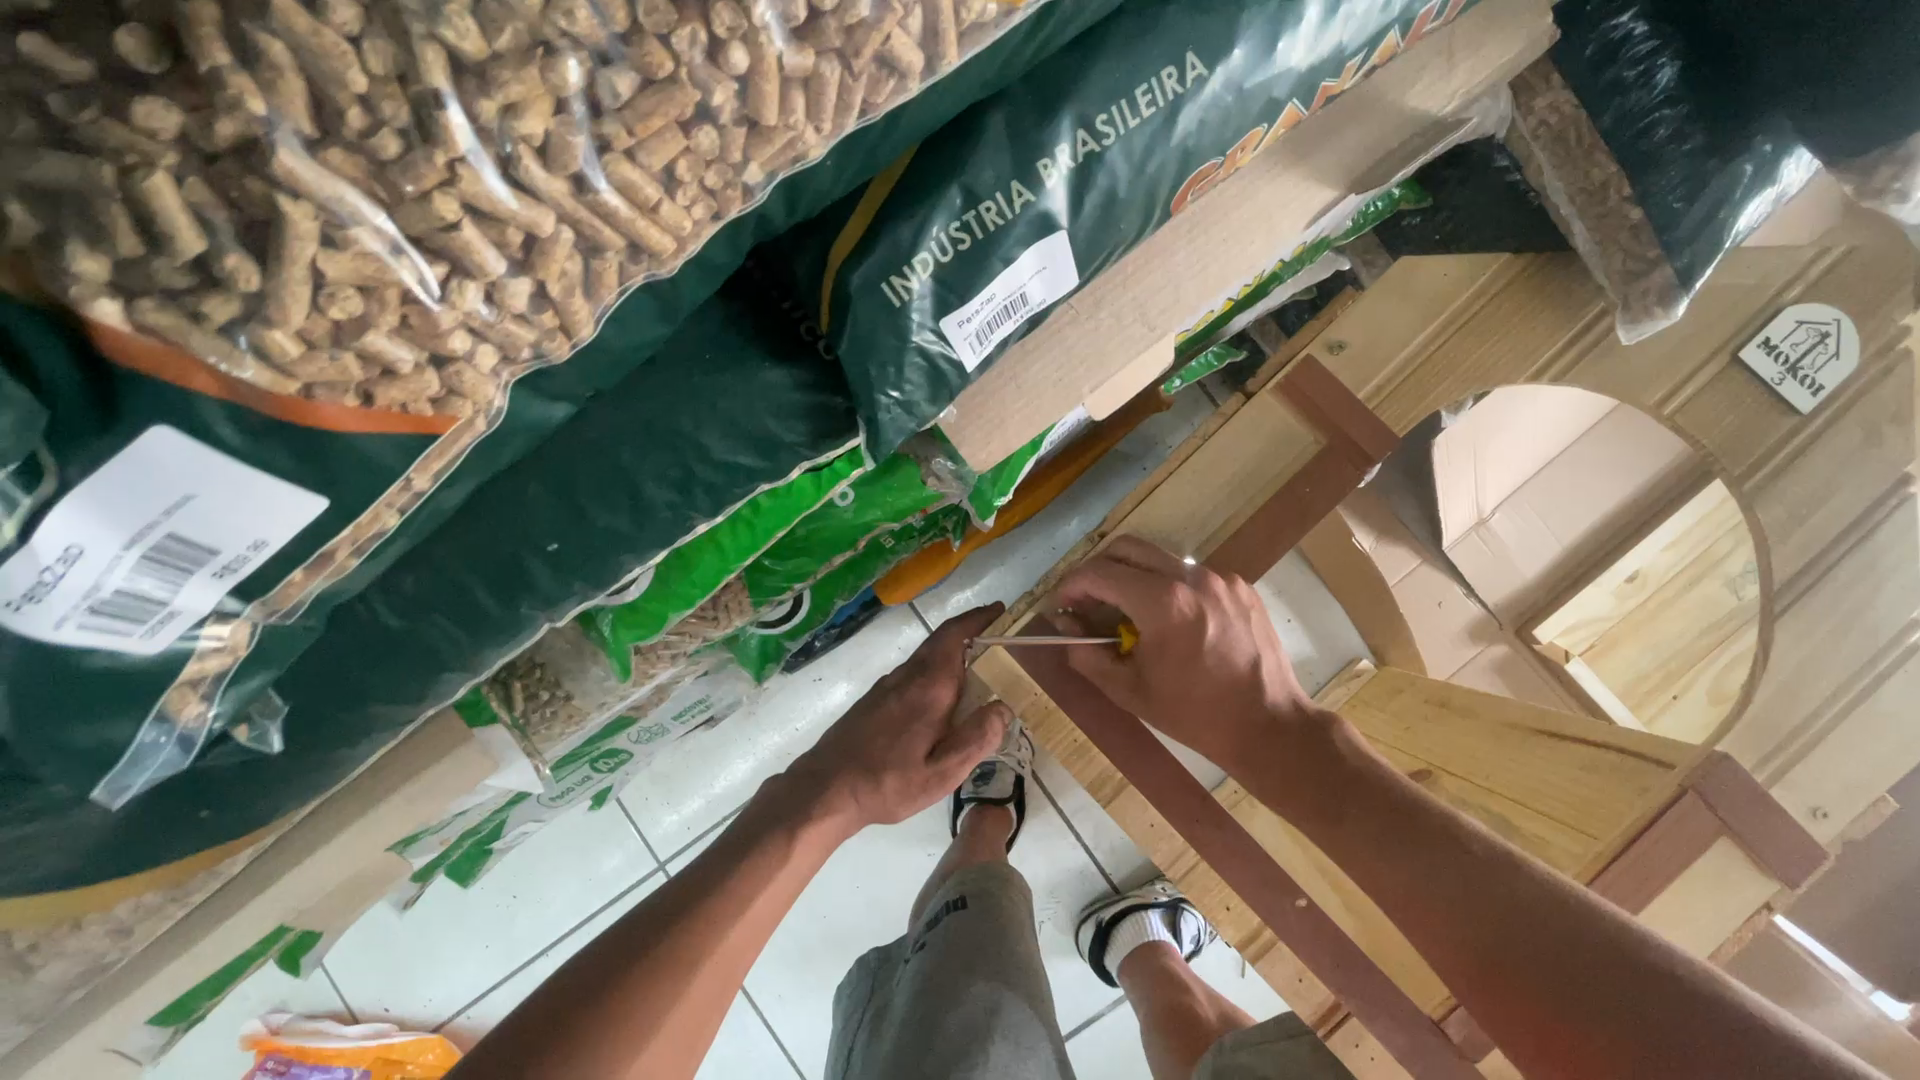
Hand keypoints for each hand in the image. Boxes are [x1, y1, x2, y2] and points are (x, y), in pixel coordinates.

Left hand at [785, 604, 1012, 833]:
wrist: (825, 789)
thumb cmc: (887, 782)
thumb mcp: (941, 773)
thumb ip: (976, 738)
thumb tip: (1003, 707)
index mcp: (929, 687)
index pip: (954, 636)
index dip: (978, 618)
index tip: (1001, 610)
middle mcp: (907, 677)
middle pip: (941, 642)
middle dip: (971, 633)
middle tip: (1002, 639)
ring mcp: (887, 687)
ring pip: (926, 659)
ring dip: (954, 655)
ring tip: (982, 672)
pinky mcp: (875, 701)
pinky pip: (913, 675)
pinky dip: (936, 673)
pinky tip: (944, 701)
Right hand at [1052, 536, 1320, 767]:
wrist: (1268, 725)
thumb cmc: (1194, 714)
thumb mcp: (1129, 690)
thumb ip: (1087, 654)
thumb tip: (1065, 626)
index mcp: (1163, 602)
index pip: (1100, 572)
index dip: (1071, 585)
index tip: (1062, 605)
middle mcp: (1192, 578)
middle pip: (1127, 548)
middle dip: (1098, 569)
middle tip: (1087, 600)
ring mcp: (1220, 578)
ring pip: (1160, 559)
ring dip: (1133, 578)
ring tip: (1127, 614)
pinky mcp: (1240, 587)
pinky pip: (1190, 575)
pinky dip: (1168, 588)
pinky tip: (1169, 622)